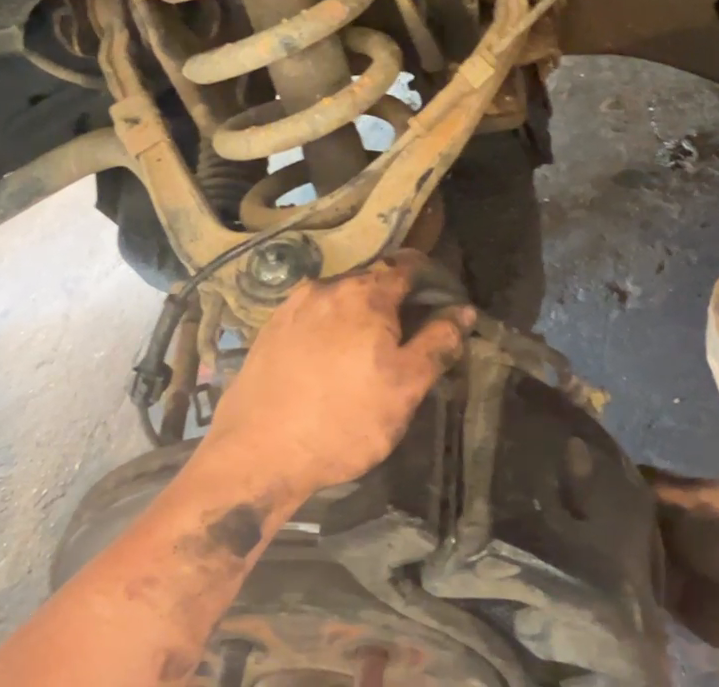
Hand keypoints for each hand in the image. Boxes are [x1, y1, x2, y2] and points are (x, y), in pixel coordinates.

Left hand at [202, 250, 471, 495]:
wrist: (256, 453)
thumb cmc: (343, 420)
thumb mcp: (406, 387)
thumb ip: (438, 342)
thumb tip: (462, 310)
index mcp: (364, 292)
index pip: (409, 265)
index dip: (433, 282)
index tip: (446, 308)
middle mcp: (326, 286)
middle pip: (374, 282)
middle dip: (397, 304)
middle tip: (412, 342)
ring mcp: (293, 306)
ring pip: (342, 301)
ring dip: (363, 318)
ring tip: (372, 358)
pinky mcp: (271, 329)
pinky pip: (315, 318)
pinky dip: (333, 331)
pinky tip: (334, 365)